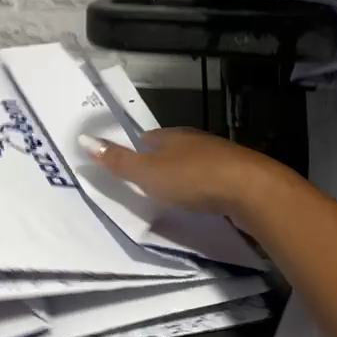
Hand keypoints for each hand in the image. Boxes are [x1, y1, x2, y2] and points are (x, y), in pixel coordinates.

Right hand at [78, 127, 298, 225]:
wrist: (253, 191)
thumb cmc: (194, 179)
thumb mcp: (148, 173)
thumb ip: (118, 161)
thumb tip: (83, 139)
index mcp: (172, 136)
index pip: (148, 138)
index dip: (137, 150)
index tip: (129, 165)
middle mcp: (197, 141)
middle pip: (173, 149)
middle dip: (162, 163)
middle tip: (149, 182)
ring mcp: (221, 157)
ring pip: (196, 163)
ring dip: (186, 176)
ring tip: (175, 194)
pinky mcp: (241, 176)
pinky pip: (215, 179)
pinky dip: (206, 188)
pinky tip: (204, 200)